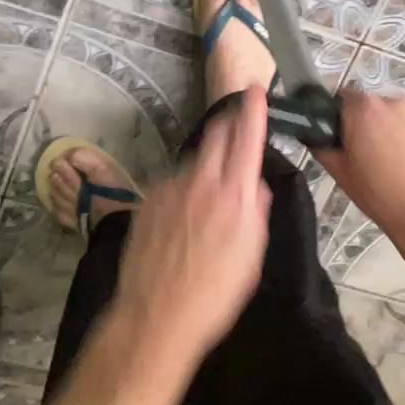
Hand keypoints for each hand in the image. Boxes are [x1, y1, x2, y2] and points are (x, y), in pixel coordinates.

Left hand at [114, 86, 273, 363]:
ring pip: (195, 162)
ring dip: (206, 167)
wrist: (156, 315)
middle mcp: (201, 181)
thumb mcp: (252, 255)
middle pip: (217, 134)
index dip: (253, 109)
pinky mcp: (149, 199)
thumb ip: (256, 211)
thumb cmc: (215, 293)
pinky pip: (174, 183)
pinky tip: (183, 220)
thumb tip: (255, 184)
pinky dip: (184, 190)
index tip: (256, 89)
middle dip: (229, 125)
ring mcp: (171, 187)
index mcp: (234, 194)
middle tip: (238, 127)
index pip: (246, 136)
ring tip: (208, 203)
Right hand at [315, 86, 404, 238]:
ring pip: (402, 114)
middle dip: (371, 123)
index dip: (342, 116)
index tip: (345, 136)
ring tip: (401, 160)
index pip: (344, 97)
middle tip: (373, 152)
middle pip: (375, 105)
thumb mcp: (340, 174)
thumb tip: (316, 135)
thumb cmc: (380, 195)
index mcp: (364, 109)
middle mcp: (394, 101)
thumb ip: (322, 147)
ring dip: (397, 128)